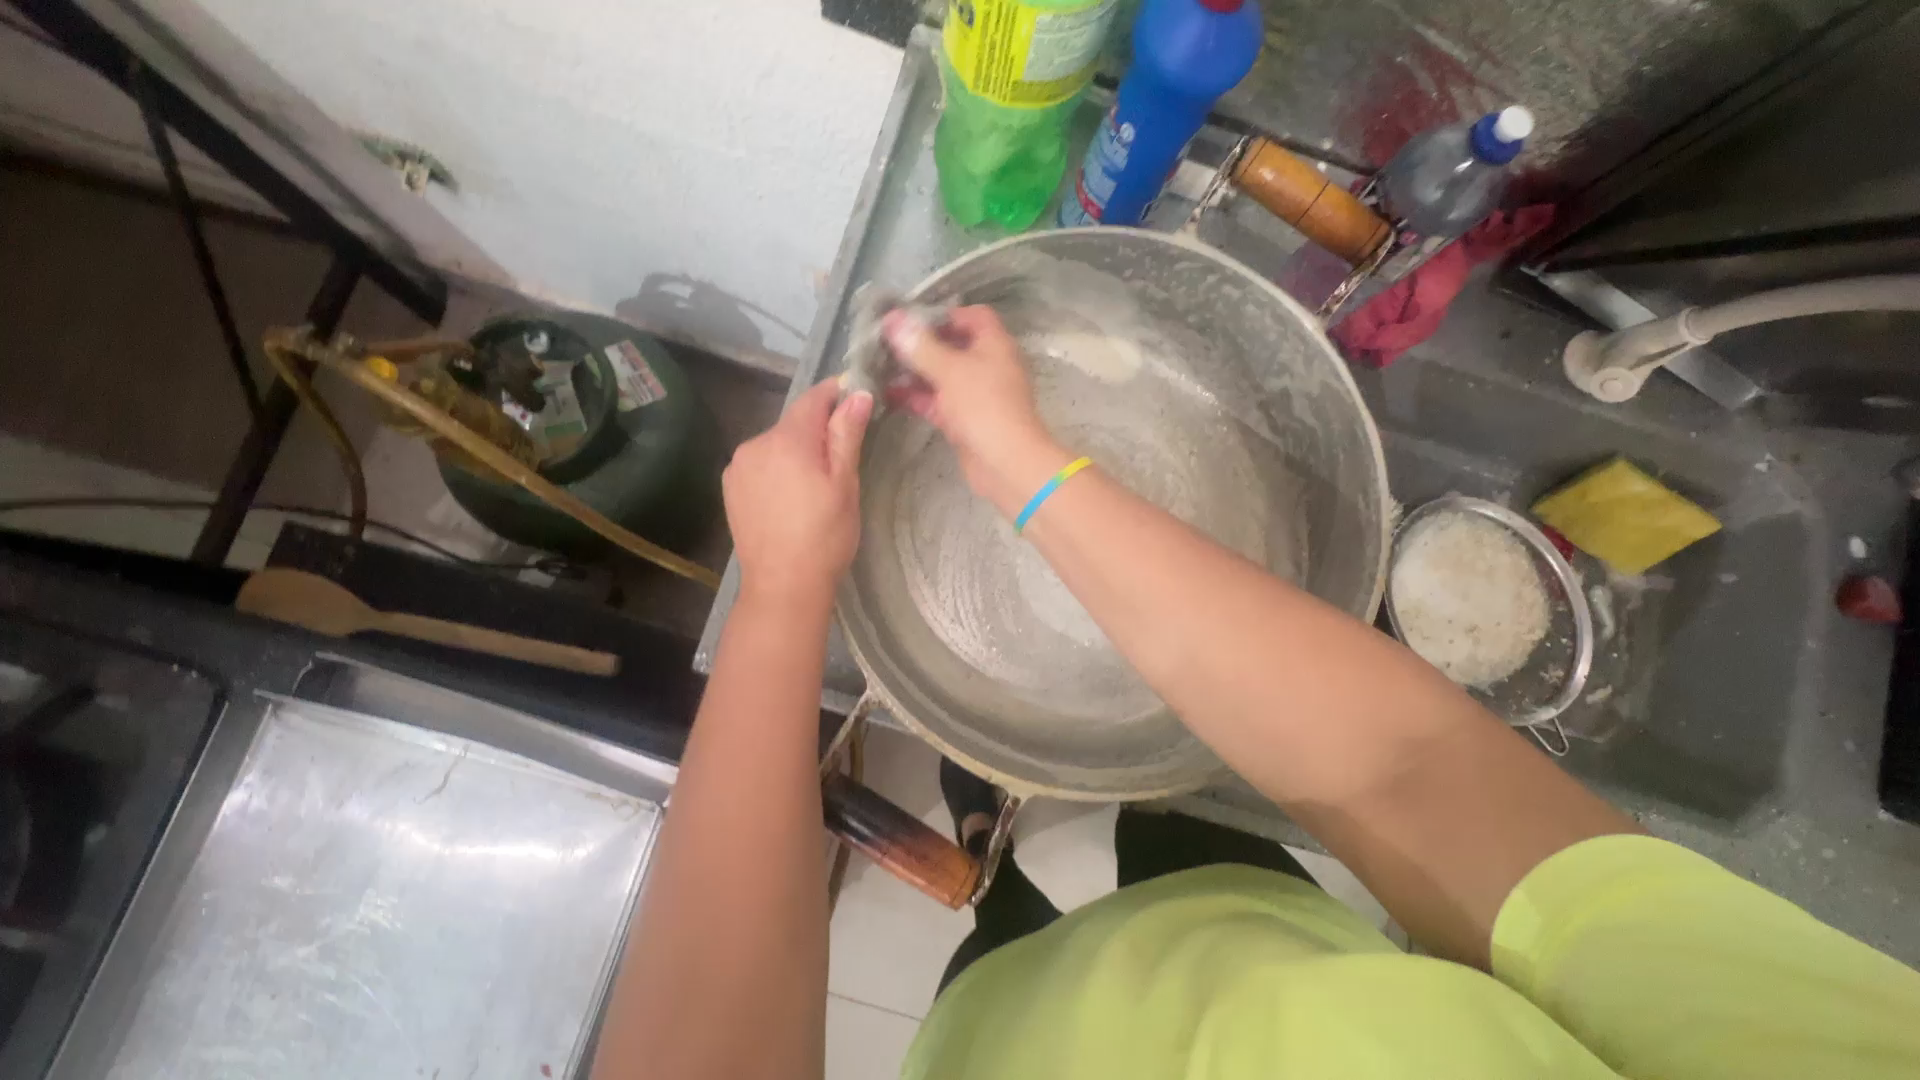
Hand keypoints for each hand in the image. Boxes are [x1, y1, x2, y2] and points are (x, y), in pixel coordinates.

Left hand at [723, 380, 872, 609]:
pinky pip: (760, 464)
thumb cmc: (824, 536)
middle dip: (818, 431)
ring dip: (796, 452)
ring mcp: (738, 467)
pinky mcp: (731, 488)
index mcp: (787, 439)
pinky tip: (790, 498)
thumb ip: (847, 434)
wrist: (783, 586)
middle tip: (843, 459)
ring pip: (776, 444)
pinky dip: (777, 470)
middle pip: (793, 423)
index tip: (856, 397)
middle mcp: (755, 443)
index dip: (836, 394)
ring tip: (815, 485)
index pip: (813, 398)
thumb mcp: (845, 484)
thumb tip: (857, 393)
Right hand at [881, 306, 1073, 515]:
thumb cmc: (984, 407)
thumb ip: (920, 345)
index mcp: (994, 345)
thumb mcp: (950, 370)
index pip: (972, 316)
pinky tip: (888, 394)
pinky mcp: (963, 420)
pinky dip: (916, 397)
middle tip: (885, 342)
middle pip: (952, 346)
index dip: (943, 314)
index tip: (910, 319)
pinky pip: (937, 401)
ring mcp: (975, 394)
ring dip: (913, 372)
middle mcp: (986, 365)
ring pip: (941, 376)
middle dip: (920, 344)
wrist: (1006, 463)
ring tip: (879, 366)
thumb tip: (893, 319)